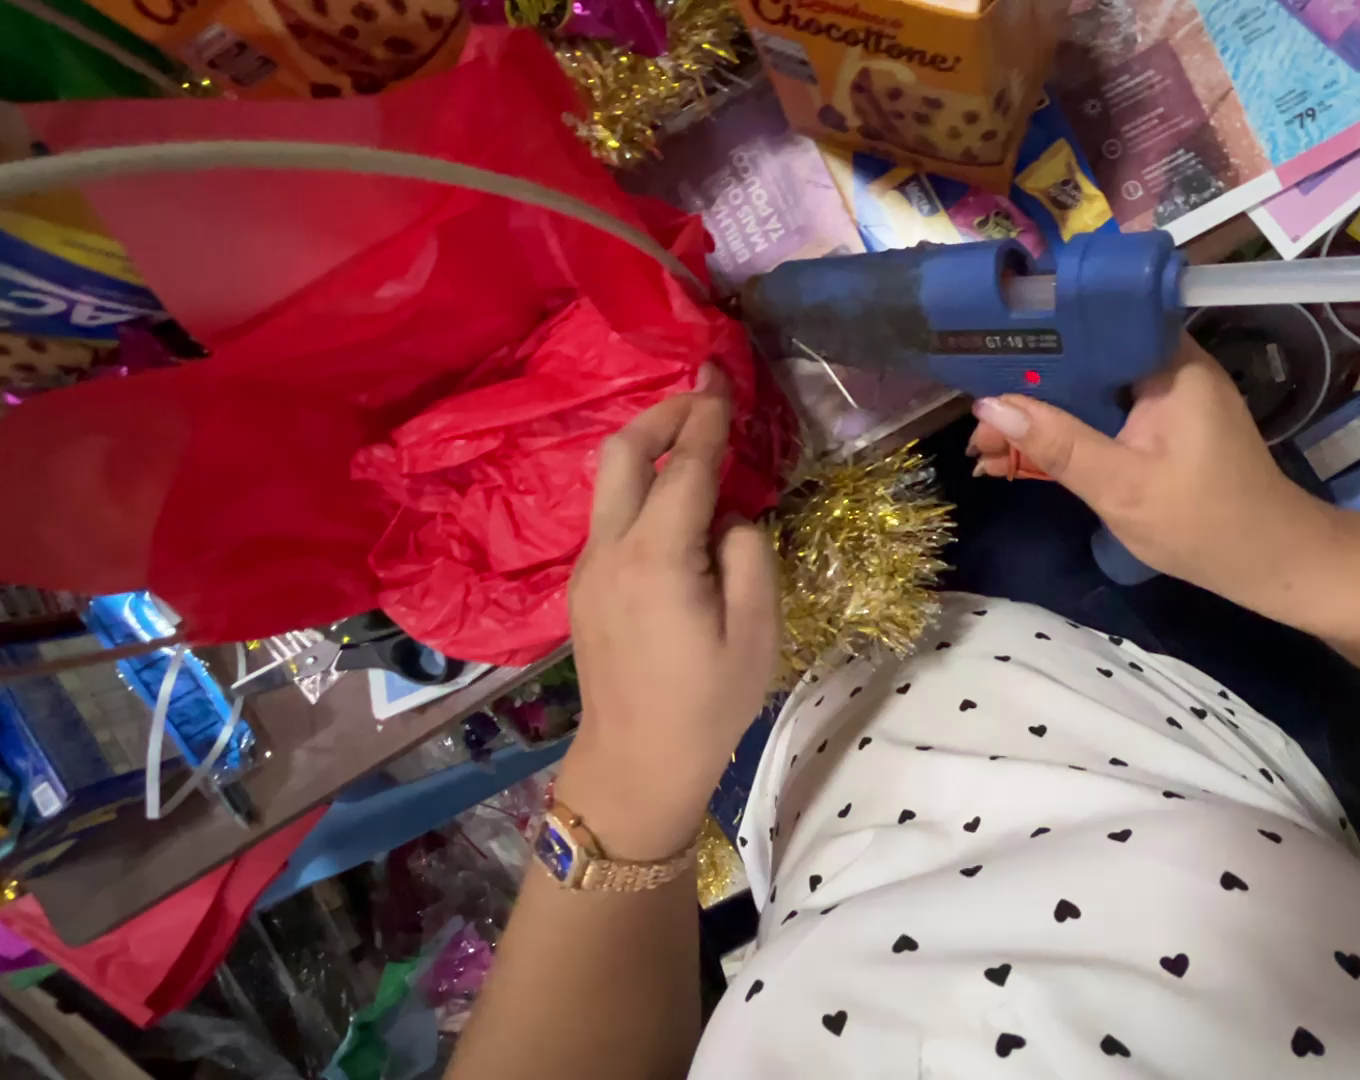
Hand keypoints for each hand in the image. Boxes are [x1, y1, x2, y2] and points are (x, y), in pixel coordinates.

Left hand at [558, 364, 778, 858]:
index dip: (707, 417)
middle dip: (662, 414)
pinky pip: (612, 516)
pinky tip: (677, 504)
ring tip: (694, 439)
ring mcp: (589, 569)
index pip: (684, 468)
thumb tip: (728, 516)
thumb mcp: (758, 631)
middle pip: (622, 455)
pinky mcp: (585, 587)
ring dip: (648, 447)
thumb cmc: (710, 702)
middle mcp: (610, 551)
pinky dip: (642, 488)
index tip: (721, 375)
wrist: (638, 762)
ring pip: (609, 482)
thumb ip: (748, 554)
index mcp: (657, 559)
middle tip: (703, 396)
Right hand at [968, 336, 1336, 599]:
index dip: (1034, 342)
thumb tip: (989, 407)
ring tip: (989, 448)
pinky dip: (1068, 434)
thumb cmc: (1202, 523)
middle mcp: (1168, 365)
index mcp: (1169, 363)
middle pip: (1084, 361)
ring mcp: (1166, 395)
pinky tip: (1026, 457)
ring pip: (1088, 392)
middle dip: (1028, 392)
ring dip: (1043, 417)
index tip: (985, 364)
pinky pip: (1103, 415)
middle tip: (979, 427)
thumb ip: (1057, 444)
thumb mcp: (1120, 487)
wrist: (1265, 564)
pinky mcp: (1162, 423)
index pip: (1091, 325)